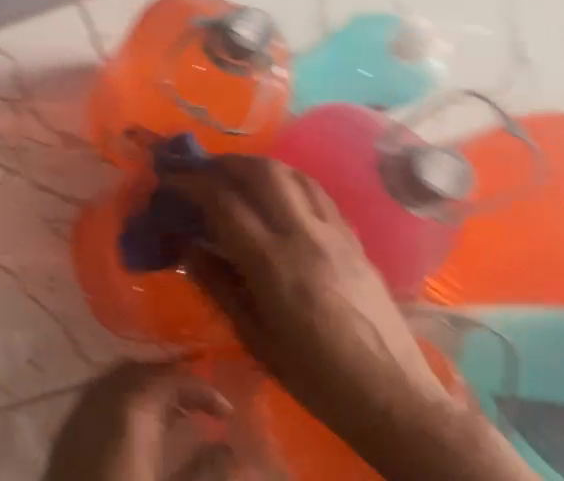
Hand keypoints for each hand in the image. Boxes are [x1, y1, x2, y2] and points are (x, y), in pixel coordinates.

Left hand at [43, 362, 233, 480]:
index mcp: (127, 415)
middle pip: (133, 373)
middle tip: (204, 406)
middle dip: (170, 382)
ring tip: (181, 419)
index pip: (163, 379)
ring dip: (146, 393)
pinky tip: (143, 437)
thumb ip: (209, 473)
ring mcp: (75, 422)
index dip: (198, 386)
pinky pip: (97, 405)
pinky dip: (124, 407)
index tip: (227, 412)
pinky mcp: (64, 443)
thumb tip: (231, 450)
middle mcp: (95, 406)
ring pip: (112, 386)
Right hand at [164, 157, 452, 448]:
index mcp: (273, 264)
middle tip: (197, 170)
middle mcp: (305, 237)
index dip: (189, 183)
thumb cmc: (316, 379)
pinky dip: (286, 182)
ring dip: (255, 166)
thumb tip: (185, 244)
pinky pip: (316, 193)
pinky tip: (273, 197)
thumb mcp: (254, 338)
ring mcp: (336, 235)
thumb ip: (217, 284)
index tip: (167, 180)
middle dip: (221, 163)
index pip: (222, 201)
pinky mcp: (356, 242)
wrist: (396, 400)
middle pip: (260, 171)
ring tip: (231, 176)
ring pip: (292, 174)